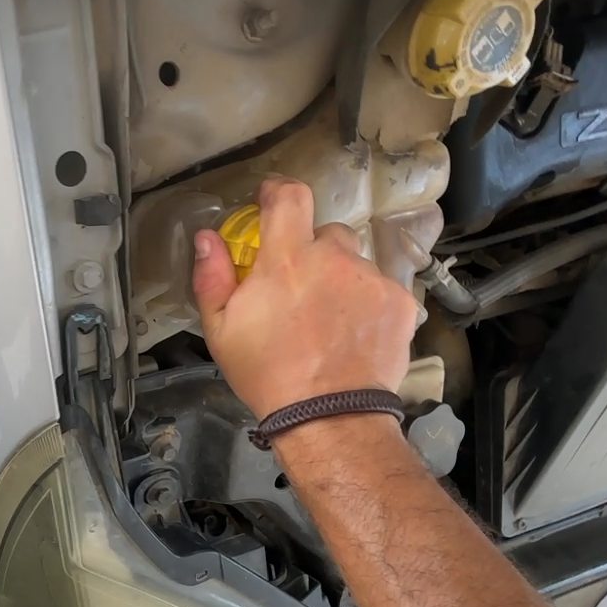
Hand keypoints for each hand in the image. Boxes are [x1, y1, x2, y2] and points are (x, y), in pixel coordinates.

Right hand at [192, 177, 417, 417]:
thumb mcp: (220, 329)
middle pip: (325, 233)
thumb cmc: (266, 373)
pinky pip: (379, 288)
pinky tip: (351, 333)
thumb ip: (212, 277)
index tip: (271, 200)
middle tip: (298, 287)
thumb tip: (207, 239)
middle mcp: (333, 258)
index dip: (278, 191)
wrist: (329, 415)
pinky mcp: (399, 302)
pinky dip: (365, 303)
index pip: (289, 197)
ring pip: (354, 262)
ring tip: (328, 318)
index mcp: (286, 259)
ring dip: (339, 277)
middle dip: (310, 251)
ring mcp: (371, 278)